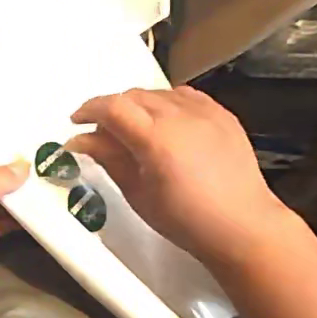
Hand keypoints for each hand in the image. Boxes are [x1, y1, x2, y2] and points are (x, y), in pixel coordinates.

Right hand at [64, 87, 294, 264]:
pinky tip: (163, 123)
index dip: (88, 110)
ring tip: (132, 129)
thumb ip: (110, 159)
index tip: (75, 123)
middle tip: (99, 132)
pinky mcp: (222, 114)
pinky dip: (165, 103)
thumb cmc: (184, 220)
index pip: (112, 107)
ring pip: (159, 93)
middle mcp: (179, 114)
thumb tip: (82, 141)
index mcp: (155, 138)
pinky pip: (185, 97)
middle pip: (133, 95)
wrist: (240, 224)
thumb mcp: (137, 194)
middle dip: (111, 108)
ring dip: (138, 105)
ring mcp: (204, 110)